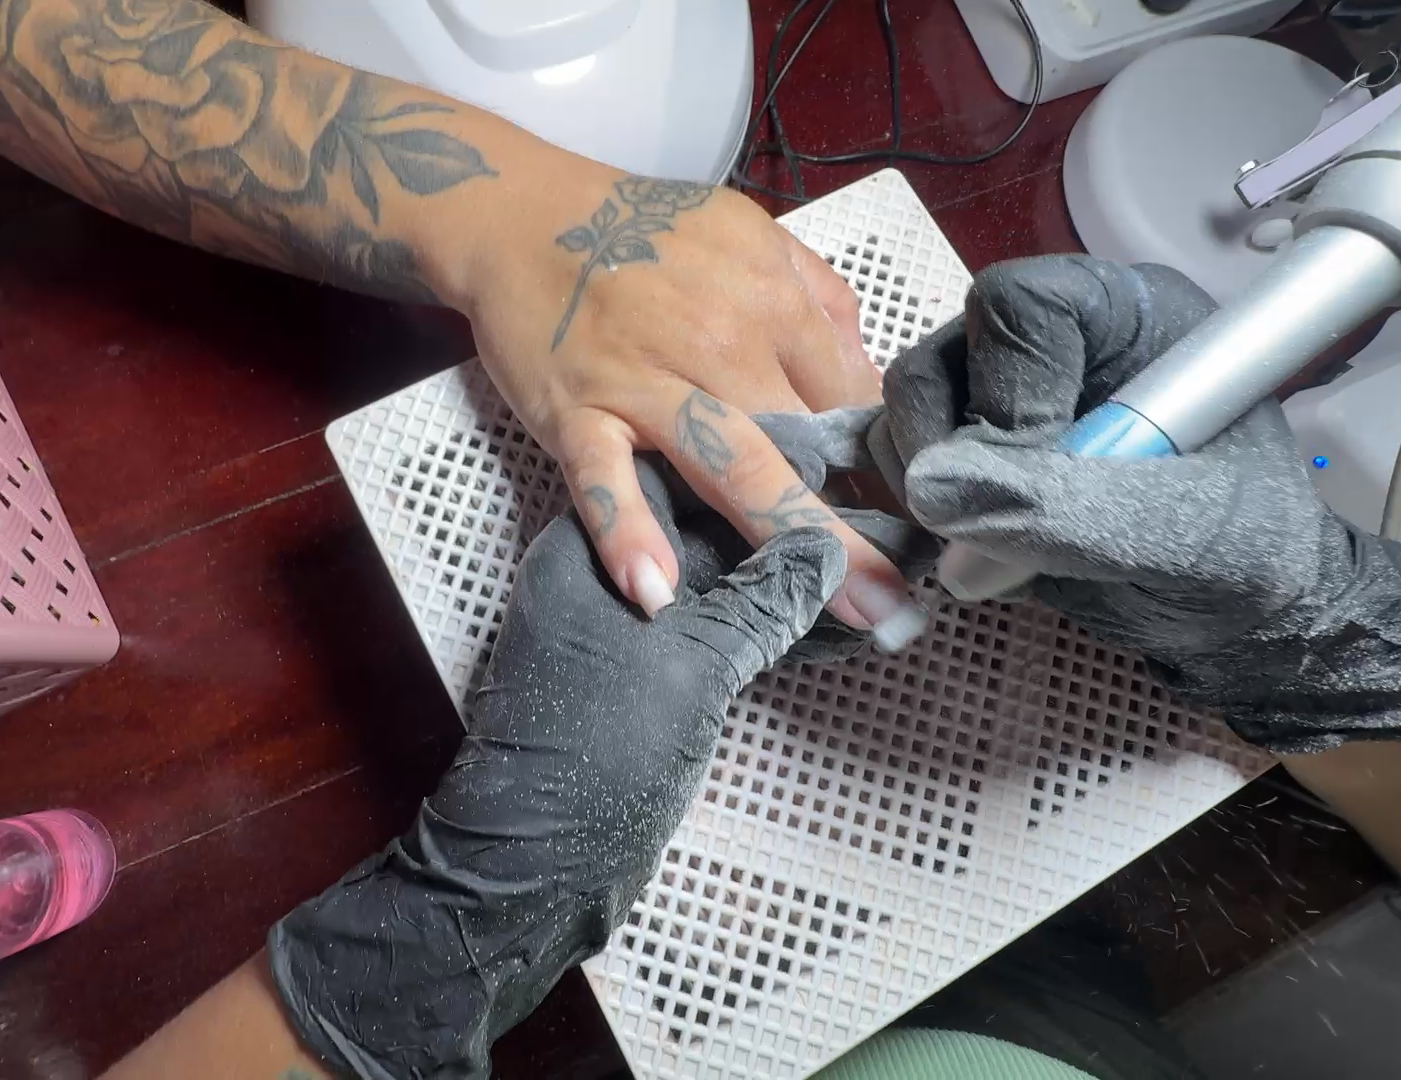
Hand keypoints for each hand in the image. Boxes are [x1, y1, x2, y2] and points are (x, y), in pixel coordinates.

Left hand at [267, 462, 845, 1077]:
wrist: (543, 859)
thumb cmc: (599, 746)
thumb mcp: (690, 665)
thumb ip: (759, 601)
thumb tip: (828, 550)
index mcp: (589, 547)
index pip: (682, 481)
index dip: (756, 474)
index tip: (827, 469)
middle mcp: (603, 572)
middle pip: (703, 529)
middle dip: (778, 528)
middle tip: (857, 520)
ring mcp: (624, 622)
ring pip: (714, 580)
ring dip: (779, 579)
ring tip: (856, 568)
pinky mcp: (647, 668)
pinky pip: (713, 625)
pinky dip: (763, 621)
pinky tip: (820, 622)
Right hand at [446, 164, 924, 643]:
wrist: (522, 217)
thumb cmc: (638, 232)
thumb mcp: (745, 234)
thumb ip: (813, 293)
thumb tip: (863, 373)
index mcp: (768, 295)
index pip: (846, 393)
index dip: (878, 464)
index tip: (898, 523)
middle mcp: (718, 340)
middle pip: (803, 440)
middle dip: (860, 523)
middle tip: (901, 601)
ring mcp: (643, 382)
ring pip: (726, 462)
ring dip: (787, 536)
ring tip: (846, 610)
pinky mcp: (577, 413)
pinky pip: (603, 478)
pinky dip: (626, 530)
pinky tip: (655, 589)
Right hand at [795, 255, 1400, 751]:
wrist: (1210, 607)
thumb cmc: (1229, 554)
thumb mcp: (1178, 536)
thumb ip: (1063, 508)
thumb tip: (930, 490)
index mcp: (1125, 316)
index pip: (1016, 308)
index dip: (1006, 390)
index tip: (1036, 475)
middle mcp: (1040, 343)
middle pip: (935, 360)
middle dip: (943, 450)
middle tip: (989, 522)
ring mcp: (983, 394)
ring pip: (900, 417)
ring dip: (923, 489)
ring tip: (987, 543)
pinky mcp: (949, 444)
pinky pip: (886, 457)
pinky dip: (903, 508)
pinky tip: (954, 543)